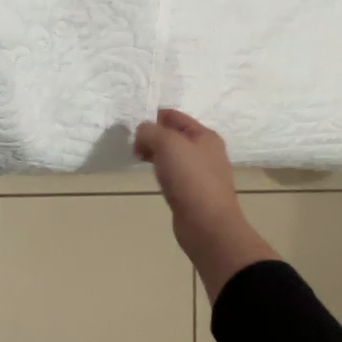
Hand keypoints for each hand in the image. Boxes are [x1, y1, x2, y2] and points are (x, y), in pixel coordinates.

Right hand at [135, 109, 278, 301]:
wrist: (208, 225)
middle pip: (171, 135)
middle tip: (136, 148)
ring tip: (141, 162)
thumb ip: (149, 131)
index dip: (152, 118)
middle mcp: (206, 151)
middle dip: (151, 138)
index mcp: (205, 136)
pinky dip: (161, 172)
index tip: (134, 131)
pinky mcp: (194, 191)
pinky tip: (154, 178)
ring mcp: (202, 173)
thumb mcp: (166, 143)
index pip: (172, 115)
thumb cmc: (190, 178)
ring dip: (154, 155)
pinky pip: (173, 173)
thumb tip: (142, 136)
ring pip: (171, 155)